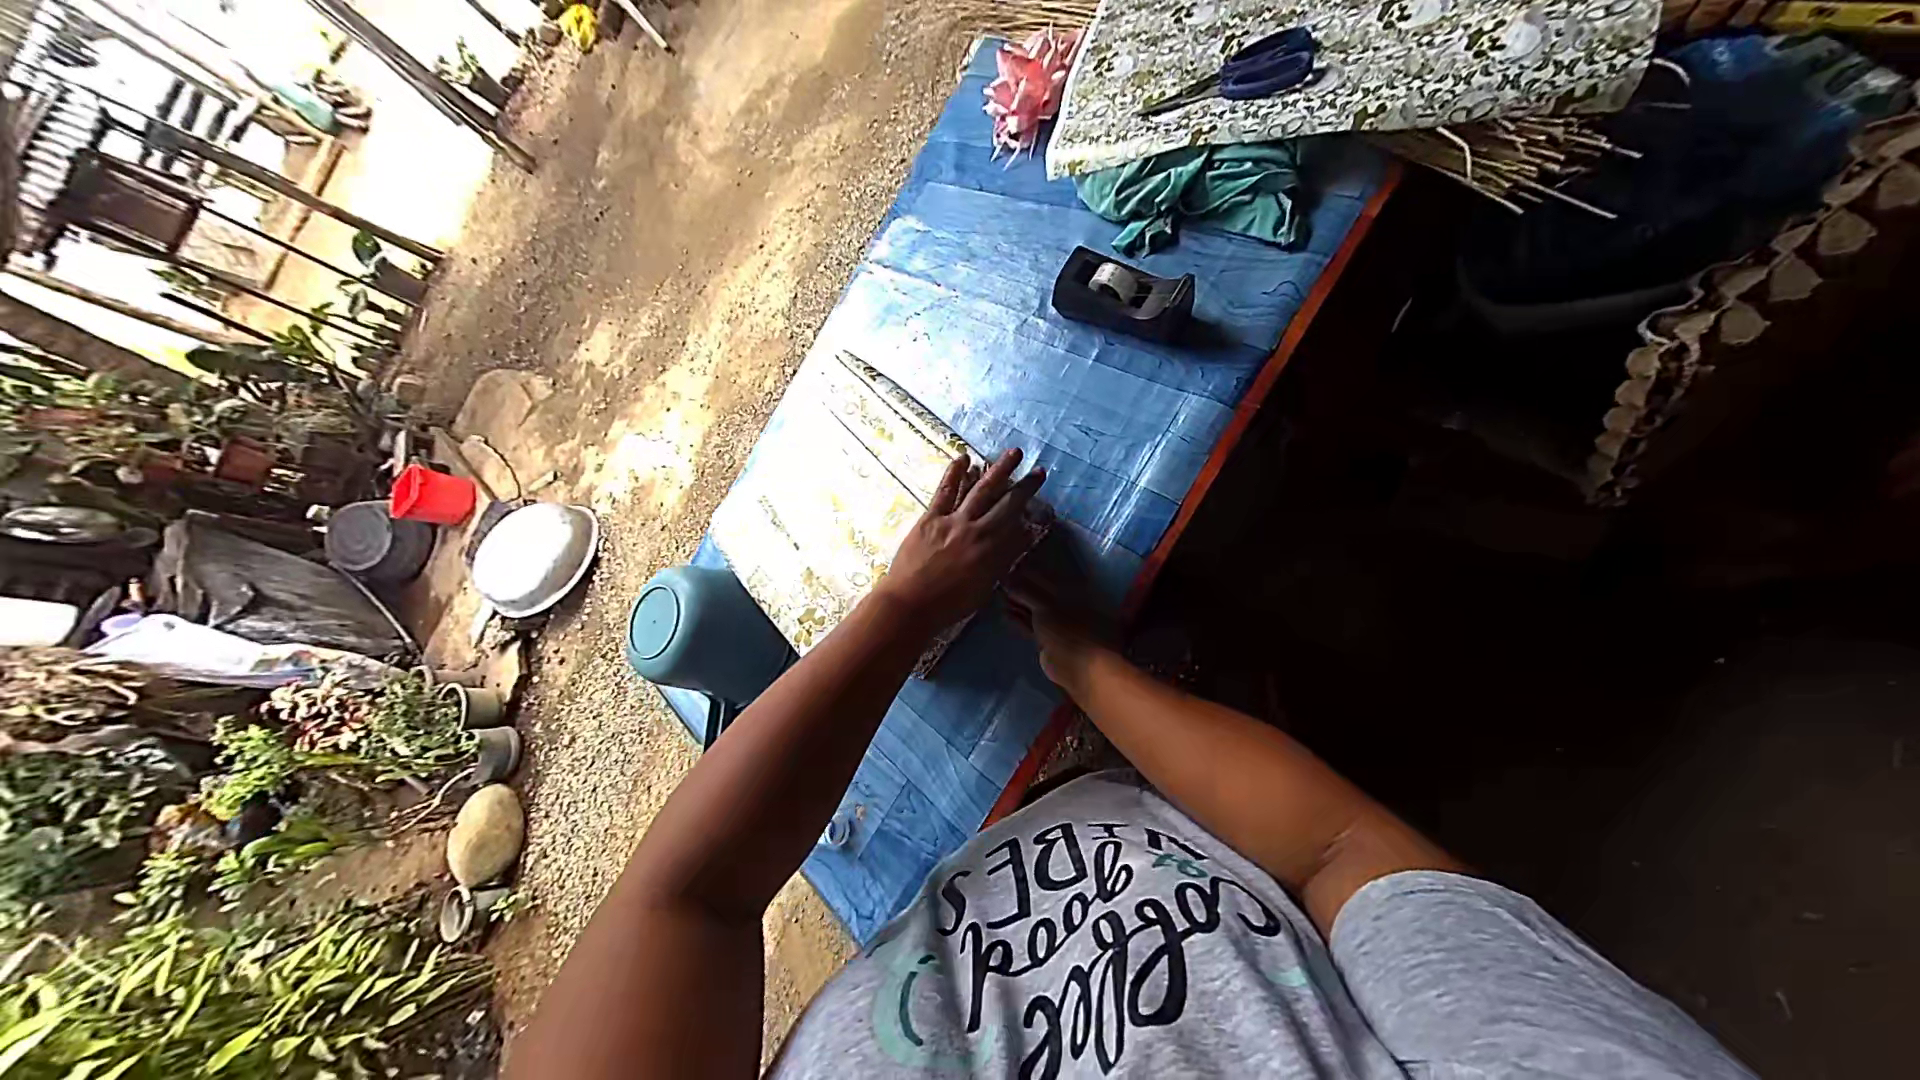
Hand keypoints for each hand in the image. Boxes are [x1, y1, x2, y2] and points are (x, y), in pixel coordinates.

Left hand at [878, 448, 1044, 631]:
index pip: (1021, 531)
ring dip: (1000, 470)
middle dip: (1026, 488)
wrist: (910, 604)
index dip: (1035, 520)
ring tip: (1014, 453)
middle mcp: (978, 533)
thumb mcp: (982, 590)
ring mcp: (954, 522)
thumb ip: (999, 566)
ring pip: (982, 490)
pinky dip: (954, 473)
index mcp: (993, 554)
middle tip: (1040, 472)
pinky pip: (945, 491)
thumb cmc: (947, 605)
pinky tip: (964, 457)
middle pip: (1008, 504)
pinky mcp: (931, 518)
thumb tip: (1013, 547)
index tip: (1045, 510)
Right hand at [1005, 563, 1113, 693]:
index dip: (1028, 571)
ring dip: (1017, 603)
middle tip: (999, 580)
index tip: (1009, 566)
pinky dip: (1018, 620)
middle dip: (1020, 586)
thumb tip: (1008, 578)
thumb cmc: (1068, 628)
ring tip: (998, 594)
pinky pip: (1030, 626)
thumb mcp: (1045, 605)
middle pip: (1039, 592)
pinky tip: (1004, 613)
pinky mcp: (1047, 641)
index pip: (1046, 575)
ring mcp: (1057, 623)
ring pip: (1033, 609)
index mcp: (1072, 591)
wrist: (1078, 666)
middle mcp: (1065, 604)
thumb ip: (1026, 591)